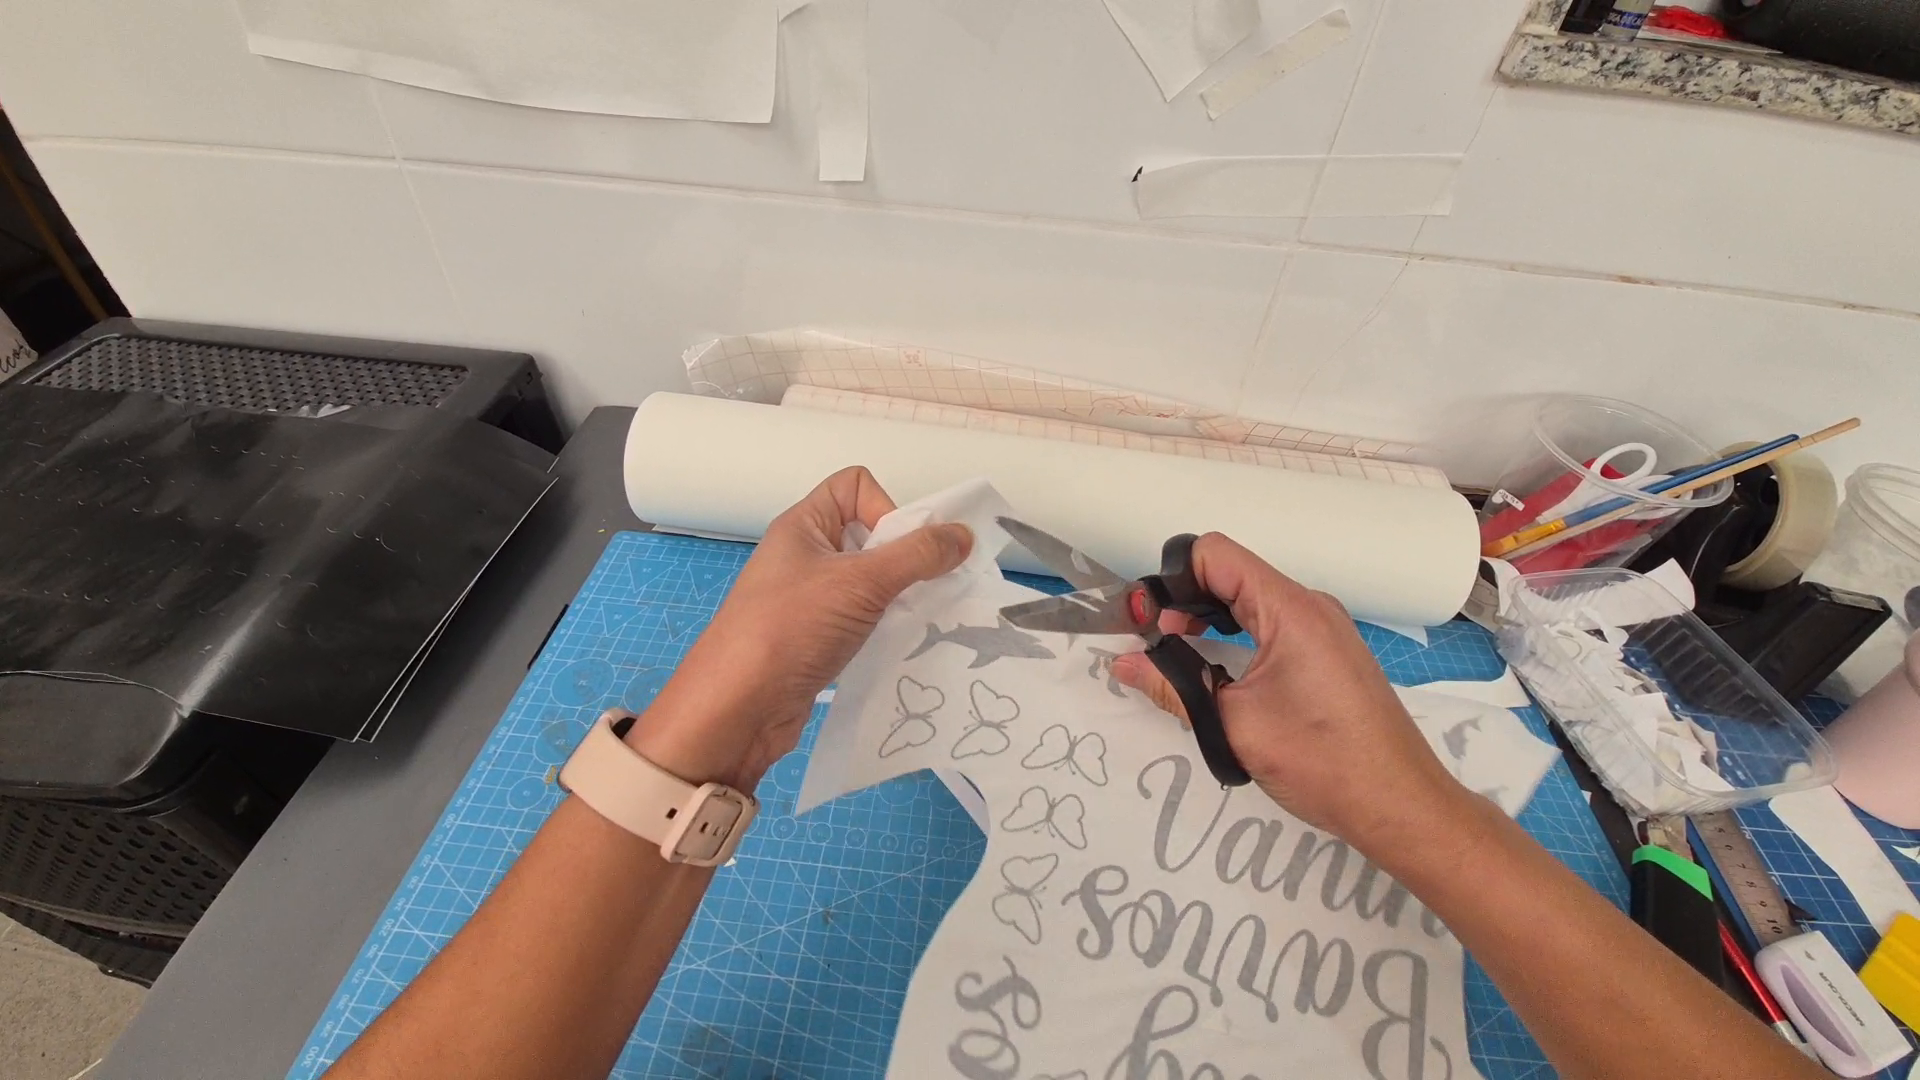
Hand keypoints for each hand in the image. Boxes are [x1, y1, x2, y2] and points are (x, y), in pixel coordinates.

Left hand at [625, 467, 971, 791]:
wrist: (736, 710)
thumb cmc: (791, 629)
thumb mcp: (860, 583)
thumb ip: (917, 555)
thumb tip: (964, 534)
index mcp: (804, 525)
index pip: (855, 486)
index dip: (885, 507)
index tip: (898, 549)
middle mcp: (805, 556)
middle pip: (868, 534)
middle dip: (902, 555)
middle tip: (920, 586)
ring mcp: (809, 599)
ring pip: (869, 580)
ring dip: (897, 595)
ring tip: (914, 618)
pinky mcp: (816, 638)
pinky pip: (862, 617)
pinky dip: (883, 625)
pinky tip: (897, 644)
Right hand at [1111, 533, 1465, 851]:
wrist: (1400, 806)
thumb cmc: (1320, 761)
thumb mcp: (1232, 724)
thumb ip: (1171, 686)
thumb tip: (1121, 663)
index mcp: (1289, 609)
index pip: (1214, 554)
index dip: (1172, 580)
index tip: (1151, 623)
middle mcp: (1309, 605)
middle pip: (1230, 572)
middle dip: (1184, 600)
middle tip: (1158, 645)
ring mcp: (1323, 627)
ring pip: (1249, 597)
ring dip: (1209, 619)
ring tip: (1183, 657)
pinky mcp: (1328, 650)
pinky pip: (1270, 620)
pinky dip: (1236, 633)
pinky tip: (1221, 668)